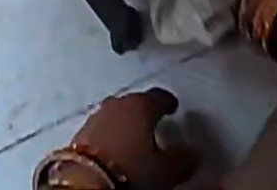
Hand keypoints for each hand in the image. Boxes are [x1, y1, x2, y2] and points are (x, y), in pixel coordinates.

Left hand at [69, 88, 196, 189]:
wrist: (88, 180)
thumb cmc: (132, 171)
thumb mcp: (164, 170)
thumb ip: (181, 158)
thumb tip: (192, 152)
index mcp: (140, 106)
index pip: (158, 96)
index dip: (167, 101)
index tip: (173, 105)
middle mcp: (118, 103)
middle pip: (136, 101)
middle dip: (146, 109)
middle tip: (156, 120)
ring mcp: (98, 114)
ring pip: (118, 111)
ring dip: (128, 119)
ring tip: (137, 134)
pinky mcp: (84, 128)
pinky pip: (104, 123)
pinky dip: (113, 129)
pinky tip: (117, 143)